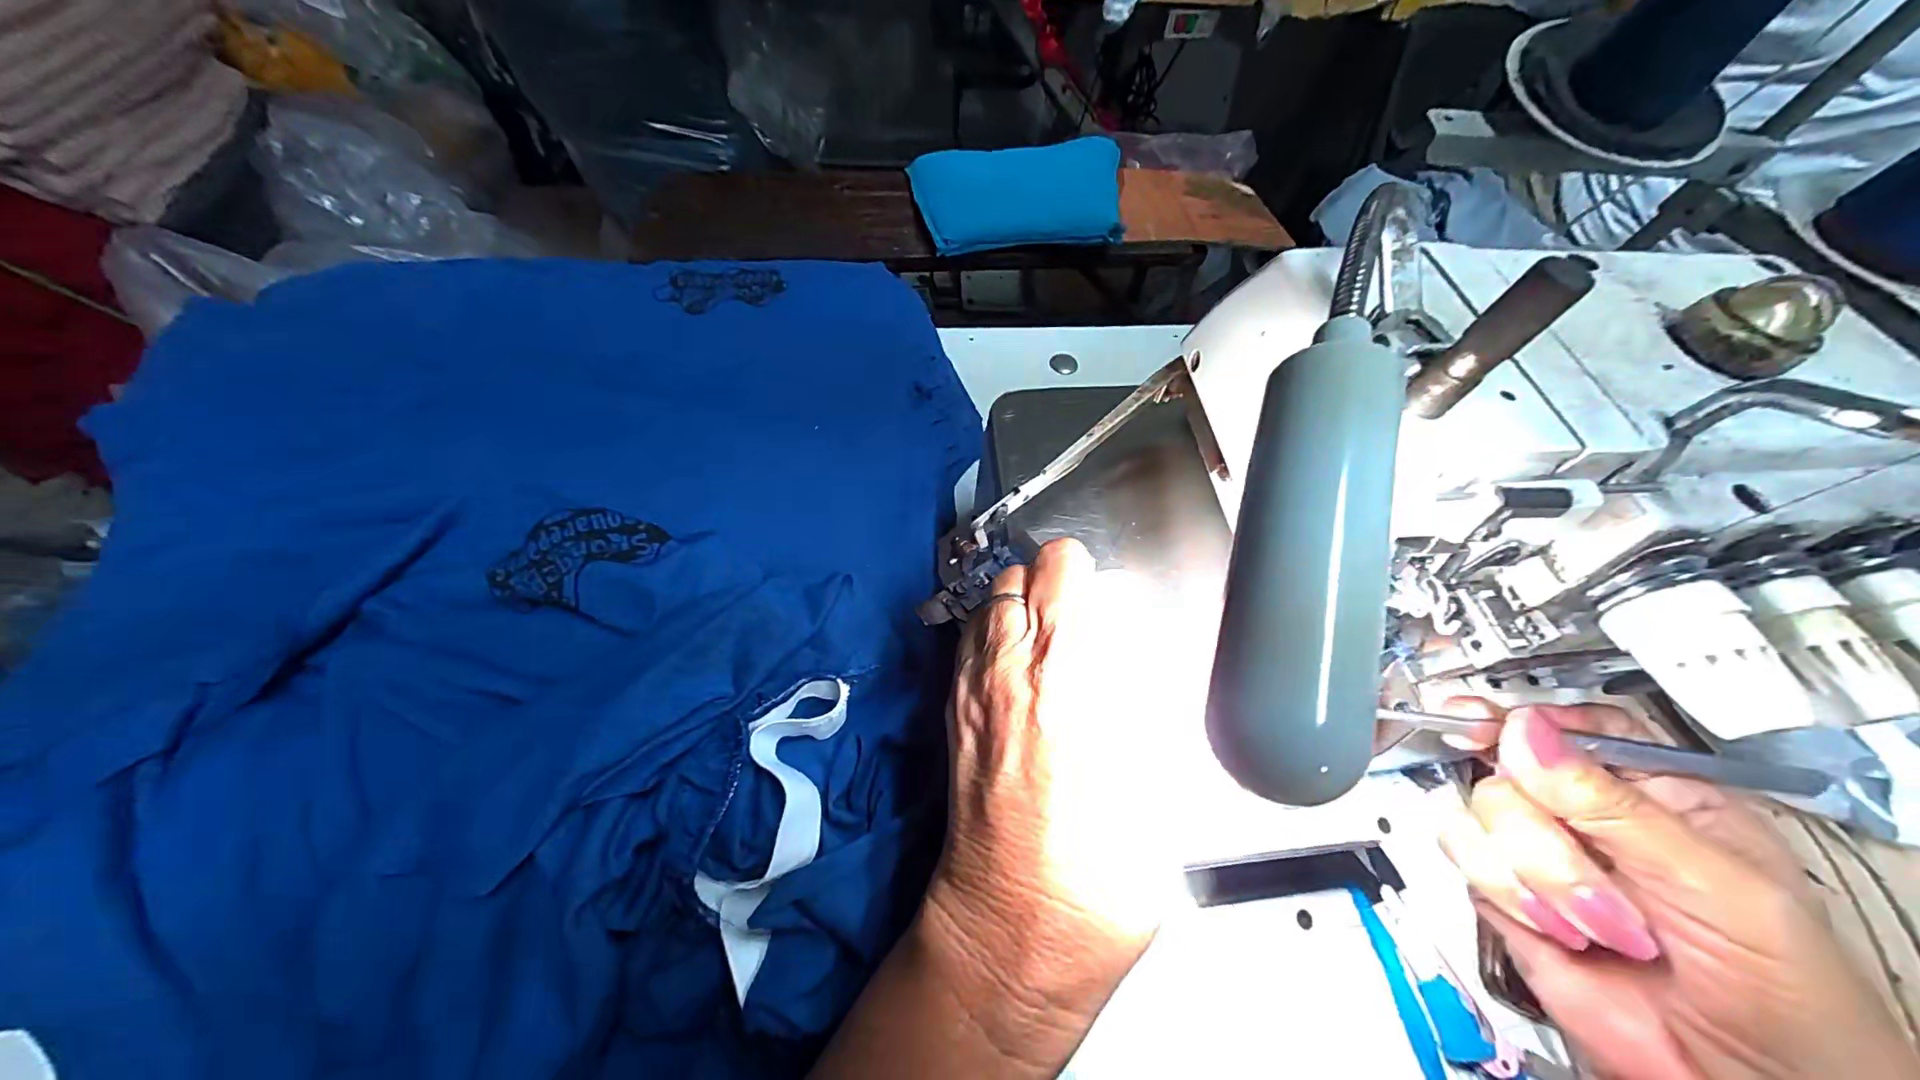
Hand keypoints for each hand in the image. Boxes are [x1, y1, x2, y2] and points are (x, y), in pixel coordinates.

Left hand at [926, 539, 1179, 998]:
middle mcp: (1002, 674)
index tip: (1096, 579)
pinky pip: (964, 649)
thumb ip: (1140, 698)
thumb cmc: (1099, 871)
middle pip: (1010, 582)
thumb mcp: (1153, 776)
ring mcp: (967, 694)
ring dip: (1011, 606)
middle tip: (1071, 603)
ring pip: (981, 610)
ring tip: (1043, 629)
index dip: (1078, 567)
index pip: (1056, 575)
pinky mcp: (950, 720)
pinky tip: (1014, 662)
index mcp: (1060, 678)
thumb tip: (1129, 652)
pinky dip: (988, 638)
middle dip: (1042, 580)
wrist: (1015, 928)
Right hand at [1441, 703, 1919, 1079]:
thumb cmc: (1788, 998)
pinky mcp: (1505, 893)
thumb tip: (1526, 731)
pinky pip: (1463, 858)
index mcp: (1650, 795)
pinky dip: (1506, 894)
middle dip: (1548, 838)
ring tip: (1598, 923)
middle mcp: (1582, 816)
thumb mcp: (1719, 886)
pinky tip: (1560, 929)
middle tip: (1607, 884)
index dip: (1519, 720)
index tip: (1476, 720)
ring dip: (1532, 875)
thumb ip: (1616, 806)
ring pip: (1476, 814)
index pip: (1567, 727)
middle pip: (1507, 772)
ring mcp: (1537, 854)